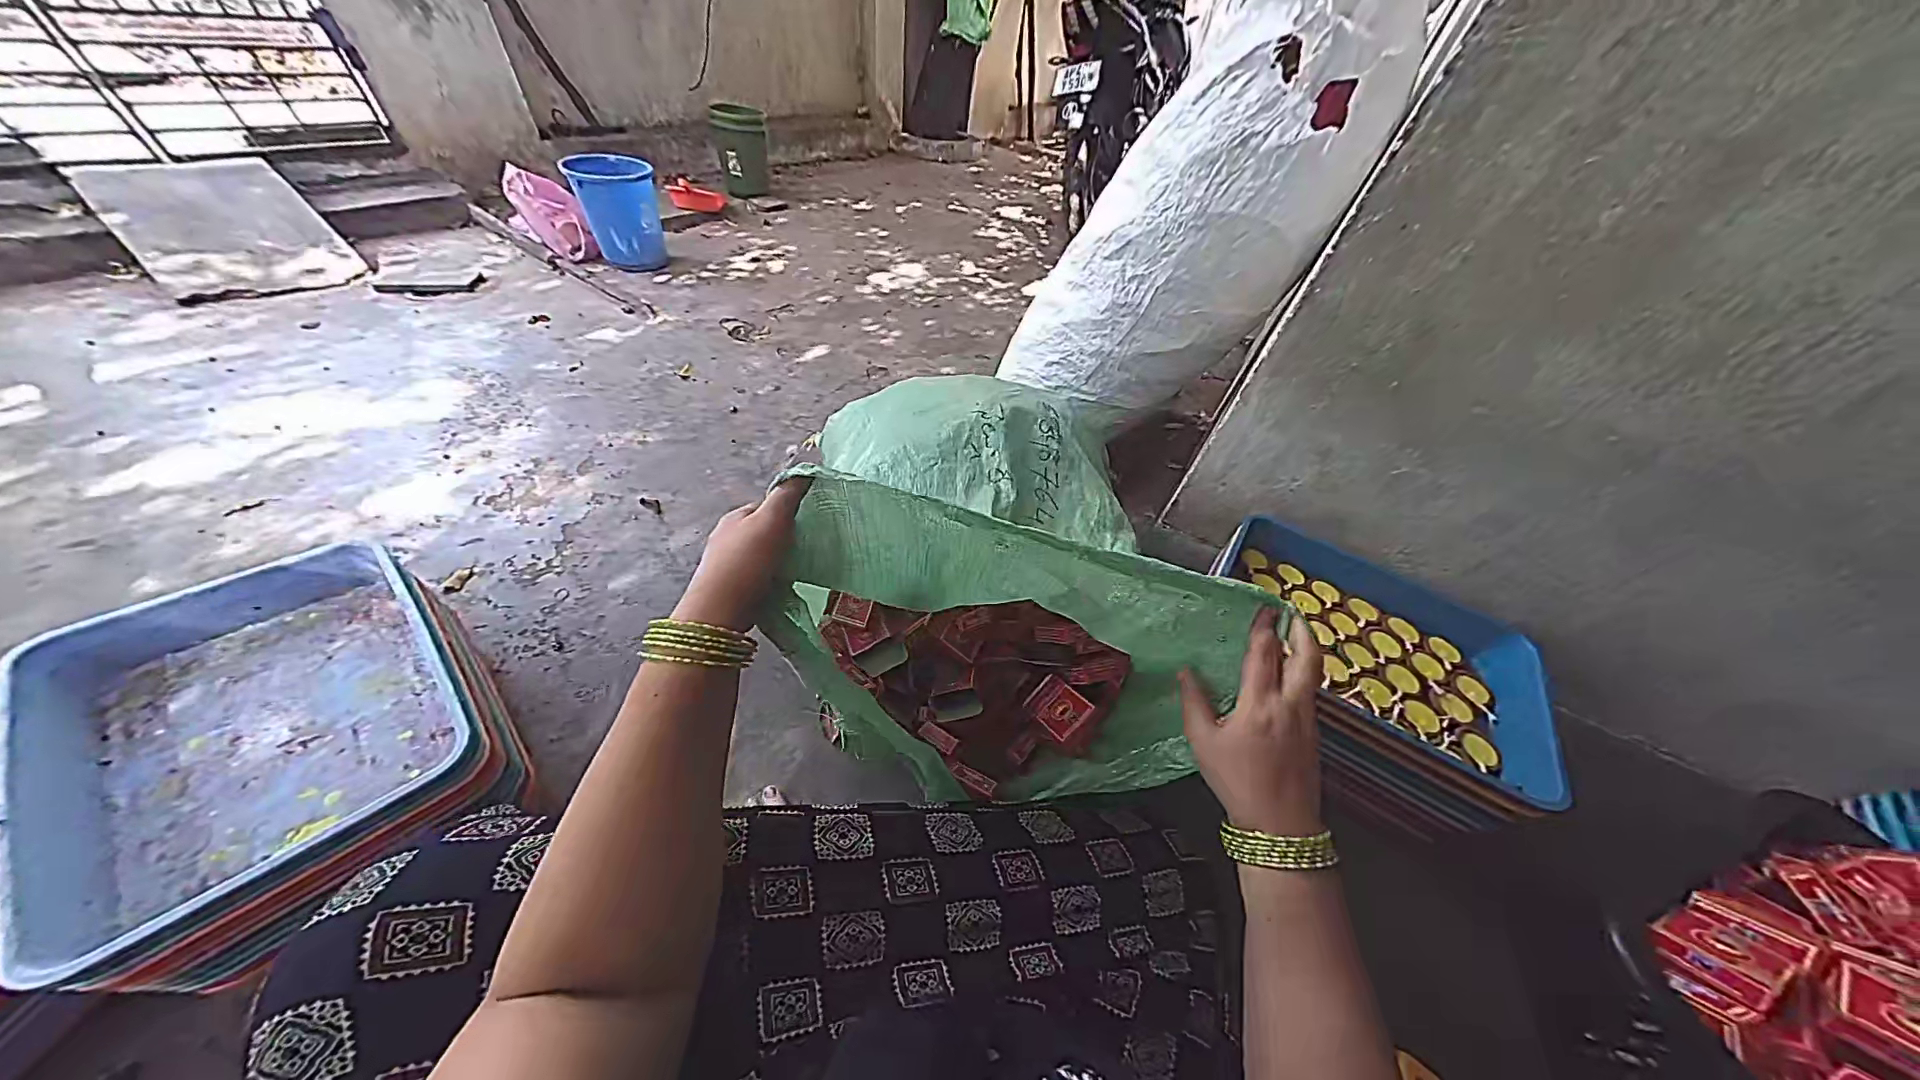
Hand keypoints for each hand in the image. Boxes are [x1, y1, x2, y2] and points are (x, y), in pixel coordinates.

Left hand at [671, 477, 810, 630]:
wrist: (720, 611)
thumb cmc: (747, 562)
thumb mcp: (772, 521)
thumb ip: (786, 495)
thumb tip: (802, 472)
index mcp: (735, 516)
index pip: (767, 506)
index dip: (789, 512)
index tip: (807, 525)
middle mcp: (726, 536)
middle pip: (763, 531)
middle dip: (783, 538)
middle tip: (803, 550)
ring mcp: (725, 563)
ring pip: (760, 555)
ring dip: (776, 561)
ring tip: (792, 572)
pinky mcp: (729, 588)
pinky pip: (756, 576)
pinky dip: (768, 579)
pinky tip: (776, 588)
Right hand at [1178, 607, 1324, 835]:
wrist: (1281, 824)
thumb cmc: (1237, 781)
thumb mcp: (1203, 742)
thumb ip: (1194, 703)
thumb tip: (1186, 673)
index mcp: (1260, 704)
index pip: (1265, 654)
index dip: (1263, 628)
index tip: (1264, 609)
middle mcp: (1290, 704)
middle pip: (1306, 657)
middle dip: (1300, 630)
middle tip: (1290, 613)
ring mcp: (1307, 719)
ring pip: (1313, 674)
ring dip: (1305, 649)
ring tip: (1293, 636)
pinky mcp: (1314, 733)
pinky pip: (1310, 691)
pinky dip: (1303, 672)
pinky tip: (1289, 675)